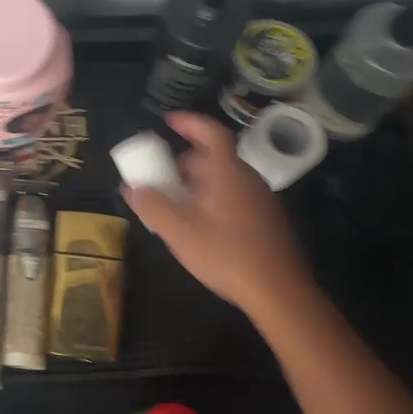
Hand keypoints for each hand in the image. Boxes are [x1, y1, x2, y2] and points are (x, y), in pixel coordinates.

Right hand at [120, 112, 314, 316]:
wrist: (280, 292)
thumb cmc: (227, 254)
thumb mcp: (179, 231)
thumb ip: (152, 205)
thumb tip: (132, 187)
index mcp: (228, 172)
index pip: (211, 132)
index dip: (190, 122)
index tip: (168, 121)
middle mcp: (248, 179)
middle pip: (215, 158)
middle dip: (185, 162)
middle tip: (162, 176)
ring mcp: (262, 201)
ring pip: (224, 180)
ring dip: (198, 184)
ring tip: (175, 205)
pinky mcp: (267, 222)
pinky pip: (234, 198)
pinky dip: (212, 200)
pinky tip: (200, 228)